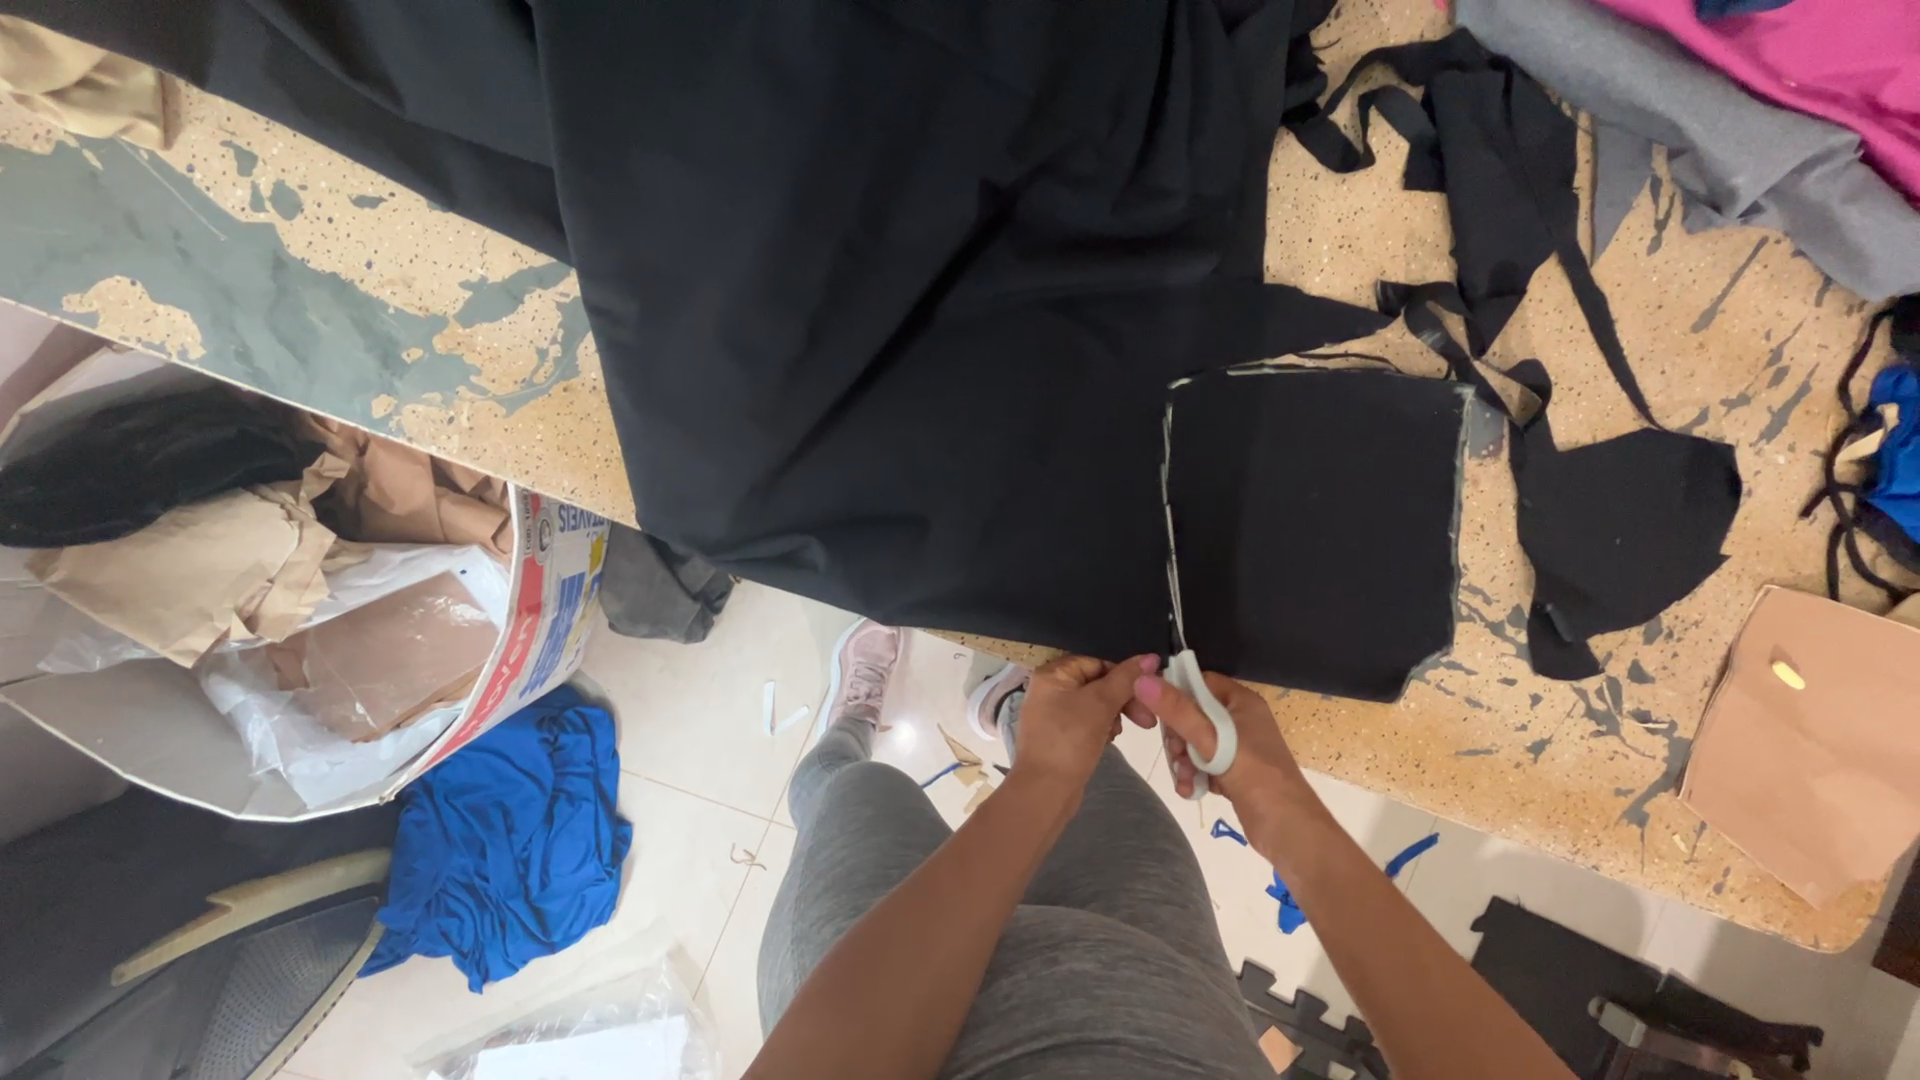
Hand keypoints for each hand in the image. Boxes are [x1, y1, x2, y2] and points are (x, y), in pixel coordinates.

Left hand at [1010, 653, 1159, 797]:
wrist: (1045, 790)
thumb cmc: (1070, 740)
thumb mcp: (1100, 704)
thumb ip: (1125, 679)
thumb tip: (1150, 657)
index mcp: (1053, 673)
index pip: (1097, 661)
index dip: (1124, 675)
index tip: (1148, 692)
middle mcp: (1050, 688)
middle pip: (1097, 682)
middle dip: (1122, 699)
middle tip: (1146, 720)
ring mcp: (1053, 713)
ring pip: (1096, 704)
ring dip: (1114, 715)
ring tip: (1117, 734)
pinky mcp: (1060, 734)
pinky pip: (1088, 722)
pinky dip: (1102, 728)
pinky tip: (1107, 741)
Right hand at [1134, 669, 1316, 831]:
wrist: (1288, 828)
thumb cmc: (1254, 774)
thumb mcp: (1210, 739)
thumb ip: (1176, 710)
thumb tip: (1141, 679)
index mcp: (1241, 703)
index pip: (1200, 683)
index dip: (1176, 694)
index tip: (1157, 712)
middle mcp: (1239, 721)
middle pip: (1192, 715)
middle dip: (1178, 738)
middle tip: (1176, 754)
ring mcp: (1237, 748)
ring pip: (1194, 743)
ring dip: (1183, 761)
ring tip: (1184, 779)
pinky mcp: (1234, 773)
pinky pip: (1203, 765)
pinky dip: (1194, 776)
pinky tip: (1190, 790)